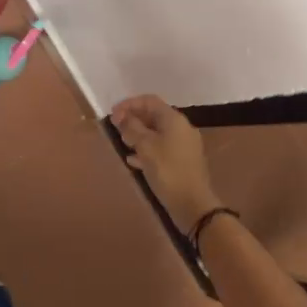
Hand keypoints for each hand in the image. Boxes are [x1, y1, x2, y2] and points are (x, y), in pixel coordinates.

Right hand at [111, 95, 220, 229]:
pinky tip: (133, 161)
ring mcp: (184, 146)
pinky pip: (161, 148)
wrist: (193, 205)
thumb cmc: (167, 170)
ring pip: (156, 133)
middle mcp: (181, 128)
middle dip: (133, 120)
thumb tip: (121, 116)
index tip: (112, 114)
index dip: (129, 104)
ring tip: (122, 143)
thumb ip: (131, 128)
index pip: (149, 101)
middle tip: (116, 129)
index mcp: (174, 119)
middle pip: (153, 116)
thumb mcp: (145, 146)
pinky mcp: (183, 162)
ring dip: (138, 135)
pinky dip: (146, 150)